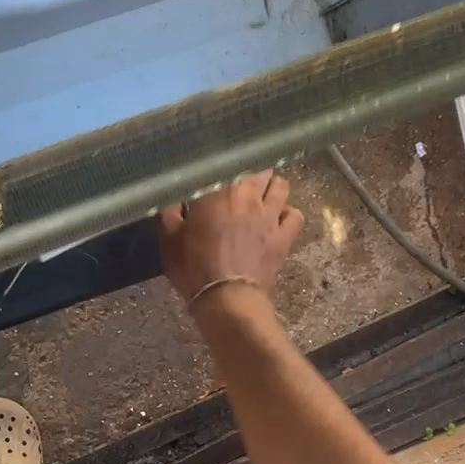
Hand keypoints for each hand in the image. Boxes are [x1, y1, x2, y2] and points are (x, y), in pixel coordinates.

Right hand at [158, 170, 304, 311]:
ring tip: (262, 197)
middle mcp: (248, 194)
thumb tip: (173, 197)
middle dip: (249, 173)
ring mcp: (270, 215)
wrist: (226, 298)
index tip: (211, 177)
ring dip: (271, 188)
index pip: (222, 165)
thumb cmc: (193, 268)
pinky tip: (278, 219)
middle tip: (238, 185)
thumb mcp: (169, 240)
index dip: (218, 168)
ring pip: (280, 185)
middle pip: (257, 168)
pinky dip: (288, 213)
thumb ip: (170, 212)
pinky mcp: (284, 236)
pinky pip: (295, 214)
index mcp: (218, 190)